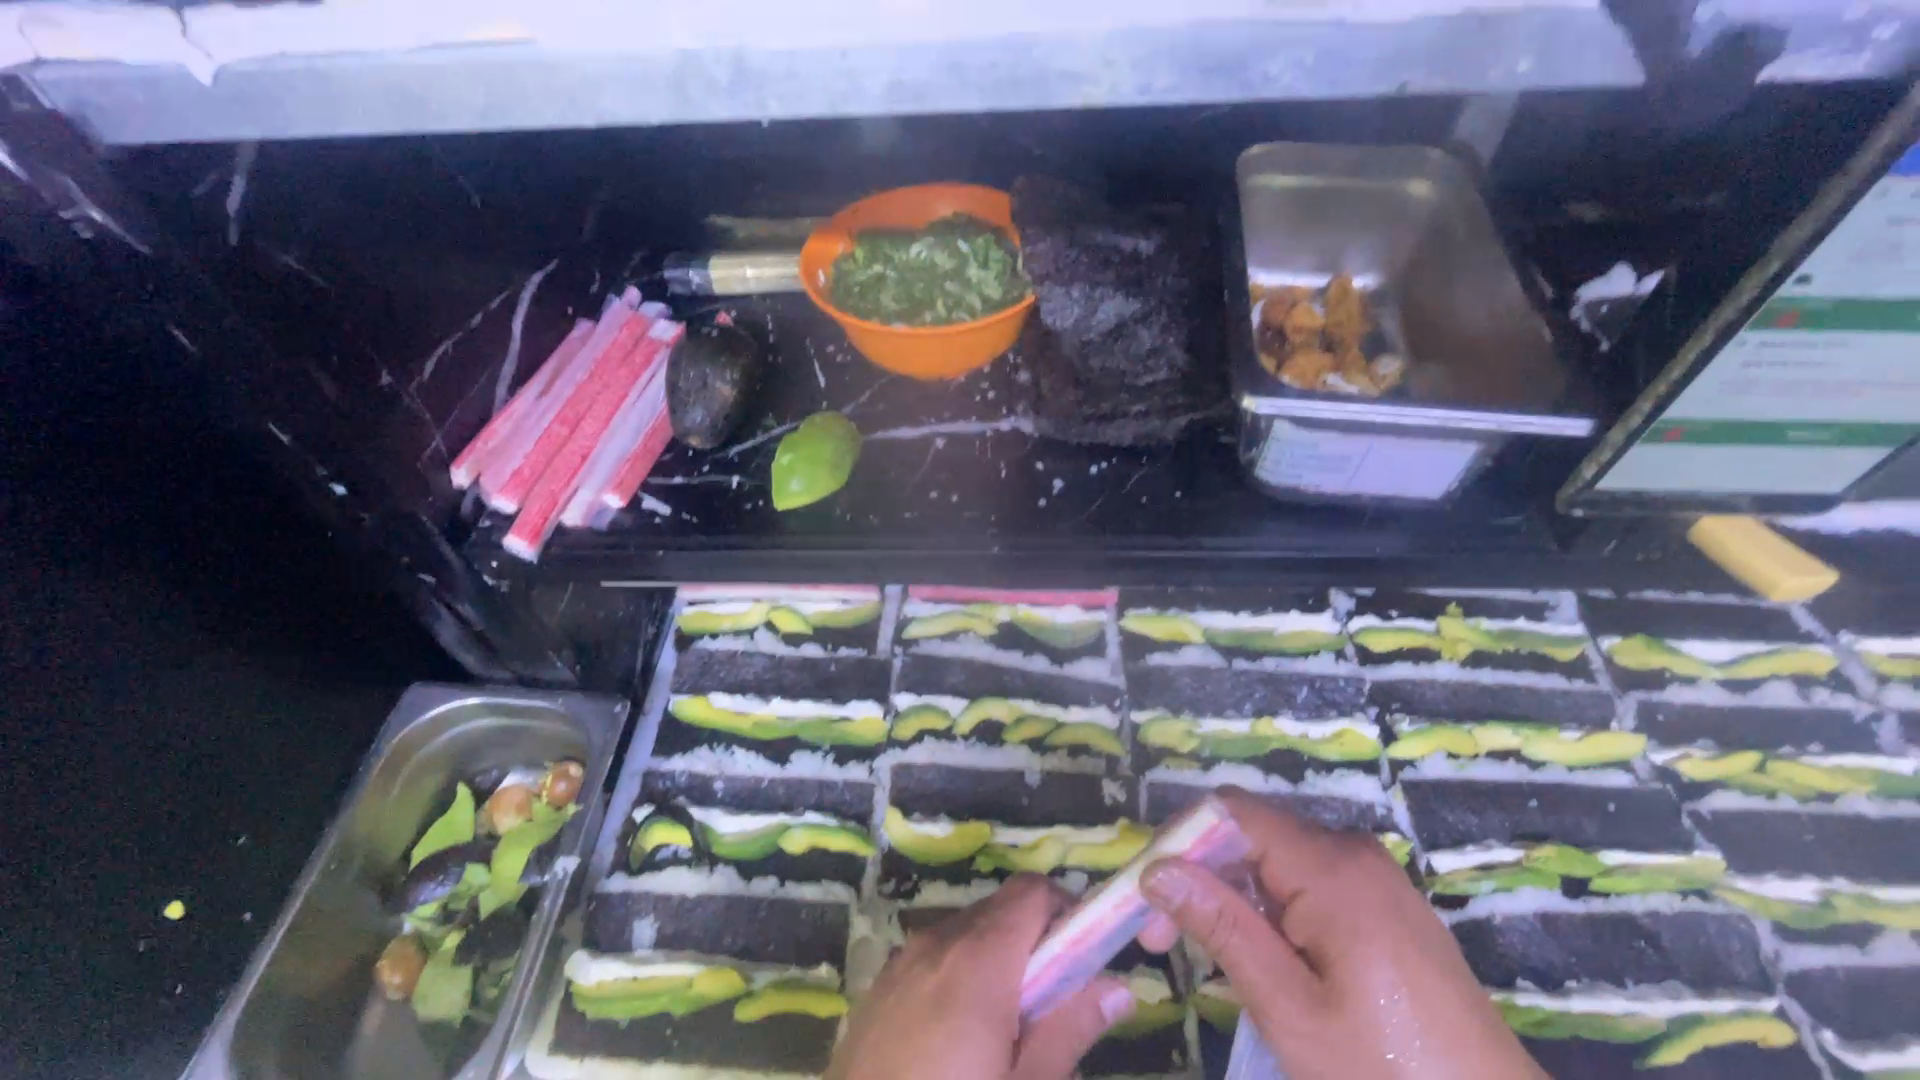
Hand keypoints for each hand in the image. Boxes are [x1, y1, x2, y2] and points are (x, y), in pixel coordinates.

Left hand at [828, 874, 1135, 1079]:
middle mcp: (937, 941)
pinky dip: (957, 971)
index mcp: (979, 957)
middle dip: (1035, 940)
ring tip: (1005, 1027)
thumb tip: (1119, 986)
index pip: (1032, 891)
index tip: (1084, 956)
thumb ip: (1070, 1028)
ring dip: (995, 957)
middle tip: (1053, 1001)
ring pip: (965, 931)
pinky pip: (932, 956)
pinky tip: (956, 1034)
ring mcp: (901, 960)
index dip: (1066, 911)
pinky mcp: (879, 986)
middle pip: (1000, 909)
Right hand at [1138, 789, 1543, 1079]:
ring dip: (1229, 894)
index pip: (1230, 814)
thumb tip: (1155, 870)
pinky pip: (1304, 880)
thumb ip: (1222, 928)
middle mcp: (1352, 851)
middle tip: (1165, 942)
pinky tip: (1258, 956)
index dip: (1178, 844)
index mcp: (1332, 868)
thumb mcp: (1291, 1008)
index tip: (1147, 901)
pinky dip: (1266, 907)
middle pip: (1249, 832)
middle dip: (1198, 874)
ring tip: (1208, 957)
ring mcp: (1372, 874)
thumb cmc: (1389, 1074)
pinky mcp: (1381, 901)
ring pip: (1272, 858)